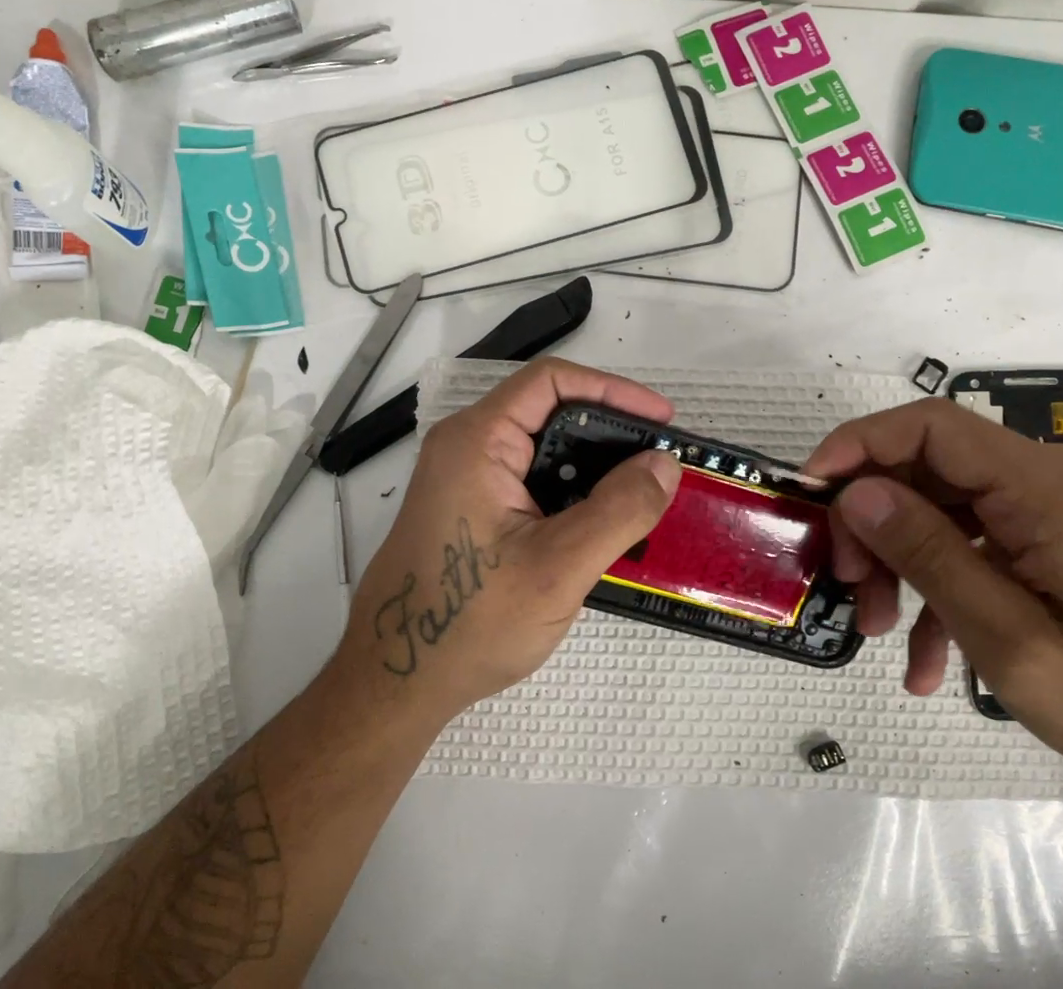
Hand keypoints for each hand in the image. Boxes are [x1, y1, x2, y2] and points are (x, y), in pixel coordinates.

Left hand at [333, 359, 681, 722]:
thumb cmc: (470, 622)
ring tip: (641, 500)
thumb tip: (664, 464)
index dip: (613, 390)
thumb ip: (618, 510)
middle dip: (609, 435)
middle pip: (547, 413)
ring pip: (540, 453)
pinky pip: (528, 485)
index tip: (663, 422)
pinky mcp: (467, 513)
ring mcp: (462, 482)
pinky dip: (568, 496)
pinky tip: (600, 527)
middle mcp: (464, 448)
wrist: (397, 680)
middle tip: (660, 468)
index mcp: (477, 441)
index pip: (551, 381)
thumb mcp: (558, 567)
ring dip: (591, 470)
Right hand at [806, 400, 1062, 823]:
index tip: (803, 499)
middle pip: (930, 471)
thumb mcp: (1022, 649)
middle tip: (849, 596)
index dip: (853, 447)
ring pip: (951, 512)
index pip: (928, 427)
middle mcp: (1060, 481)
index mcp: (1053, 491)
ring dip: (905, 568)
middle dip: (873, 528)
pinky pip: (988, 546)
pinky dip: (949, 590)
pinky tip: (933, 663)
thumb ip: (934, 562)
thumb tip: (857, 494)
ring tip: (883, 641)